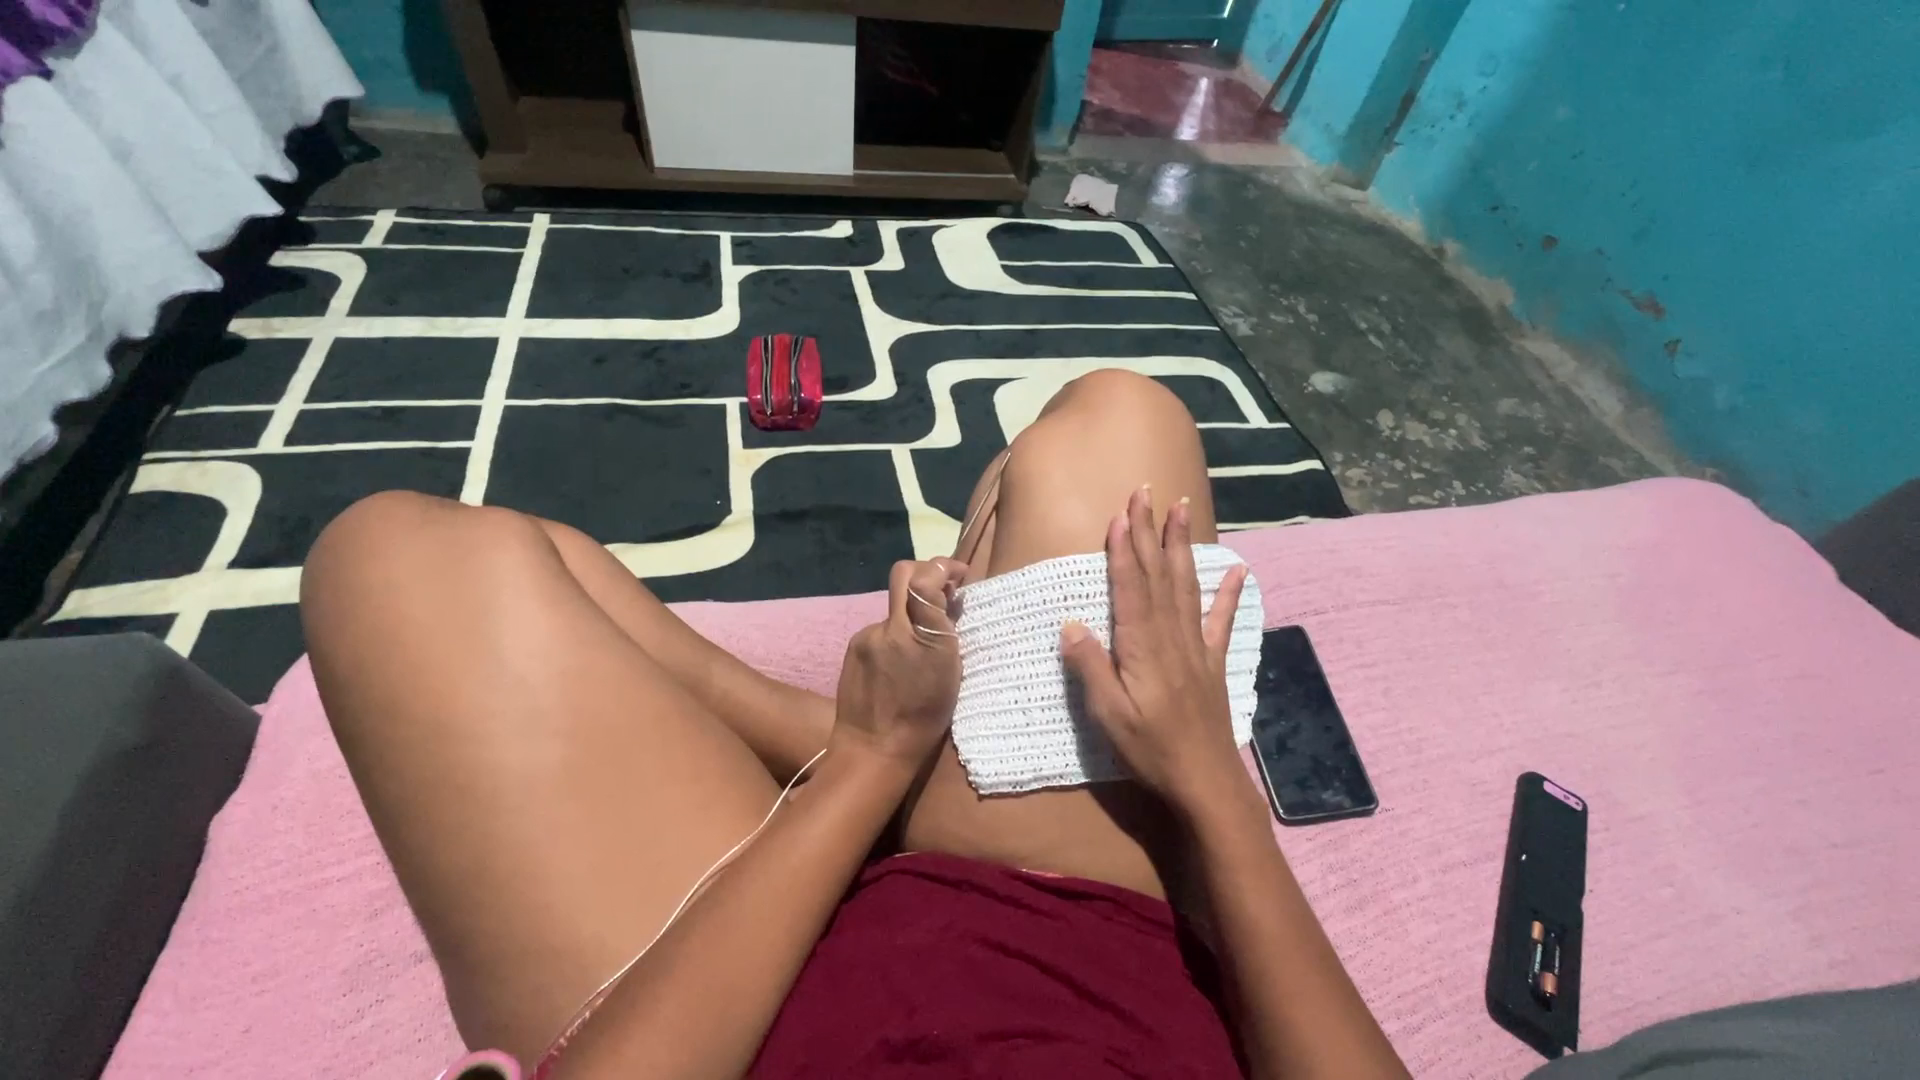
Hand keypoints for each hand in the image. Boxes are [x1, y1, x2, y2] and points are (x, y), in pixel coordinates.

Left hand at [832, 557, 968, 769]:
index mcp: (921, 636)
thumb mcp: (950, 671)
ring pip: (895, 608)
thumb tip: (947, 595)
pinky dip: (895, 637)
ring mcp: (867, 636)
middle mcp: (890, 628)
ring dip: (911, 616)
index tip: (958, 577)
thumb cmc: (924, 717)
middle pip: (903, 576)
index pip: (923, 578)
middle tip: (944, 595)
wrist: (874, 749)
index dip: (942, 567)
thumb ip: (946, 627)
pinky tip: (900, 664)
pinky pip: (880, 630)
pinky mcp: (853, 647)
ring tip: (923, 646)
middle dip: (925, 576)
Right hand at [1060, 486, 1248, 814]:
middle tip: (1147, 492)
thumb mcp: (1109, 715)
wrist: (1207, 780)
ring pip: (1186, 585)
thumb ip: (1090, 668)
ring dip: (1182, 546)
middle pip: (1158, 575)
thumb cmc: (1151, 750)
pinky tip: (1237, 570)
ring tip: (1183, 509)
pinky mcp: (1213, 662)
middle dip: (1150, 532)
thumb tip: (1069, 624)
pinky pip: (1220, 620)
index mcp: (1142, 647)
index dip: (1124, 551)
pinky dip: (1228, 593)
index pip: (1131, 588)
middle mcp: (1171, 637)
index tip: (1120, 514)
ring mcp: (1196, 647)